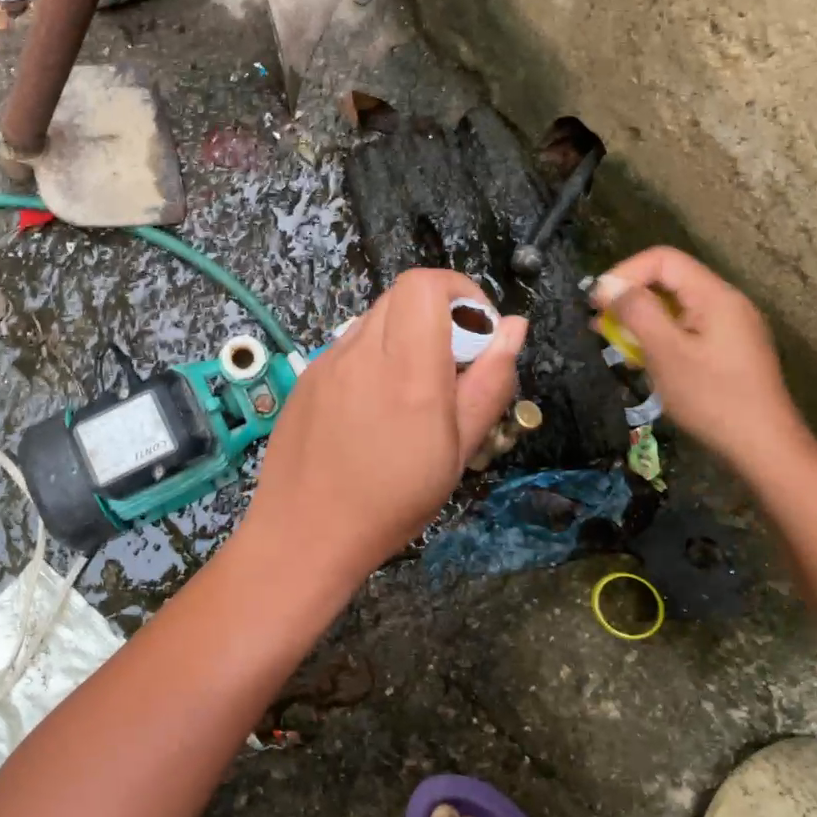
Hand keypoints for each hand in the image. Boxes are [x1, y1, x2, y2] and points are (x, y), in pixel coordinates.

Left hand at [247, 270, 526, 576]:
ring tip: (412, 392)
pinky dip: (373, 356)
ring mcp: (327, 362)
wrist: (303, 532)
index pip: (425, 284)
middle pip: (401, 294)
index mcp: (408, 371)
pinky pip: (348, 346)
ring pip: (374, 318)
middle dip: (437, 315)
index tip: (477, 334)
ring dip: (404, 335)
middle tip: (451, 367)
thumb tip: (513, 327)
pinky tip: (374, 407)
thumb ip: (488, 384)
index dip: (459, 292)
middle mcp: (362, 353)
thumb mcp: (457, 452)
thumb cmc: (391, 503)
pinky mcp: (306, 376)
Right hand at [592, 247, 808, 467]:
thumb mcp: (666, 353)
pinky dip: (660, 335)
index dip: (624, 273)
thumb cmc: (712, 398)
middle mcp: (726, 302)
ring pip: (676, 305)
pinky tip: (646, 360)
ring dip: (642, 318)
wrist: (764, 448)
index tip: (597, 304)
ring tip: (617, 344)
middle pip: (669, 280)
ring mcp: (731, 326)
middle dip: (630, 297)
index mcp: (715, 296)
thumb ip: (636, 312)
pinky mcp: (729, 348)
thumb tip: (609, 286)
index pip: (662, 260)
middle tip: (601, 325)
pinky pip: (687, 327)